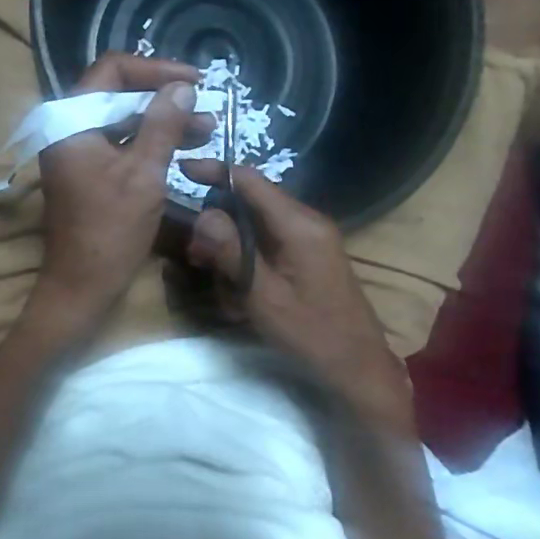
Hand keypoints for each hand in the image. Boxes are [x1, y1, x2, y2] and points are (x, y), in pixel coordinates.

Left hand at [35, 53, 208, 313]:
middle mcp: (67, 128)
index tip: (195, 80)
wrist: (82, 283)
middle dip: (163, 99)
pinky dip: (148, 143)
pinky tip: (183, 148)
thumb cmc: (111, 229)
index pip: (112, 70)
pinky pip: (119, 143)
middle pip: (117, 94)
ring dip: (161, 122)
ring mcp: (76, 150)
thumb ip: (163, 124)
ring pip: (122, 120)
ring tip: (206, 130)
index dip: (155, 69)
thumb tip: (182, 86)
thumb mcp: (144, 173)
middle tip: (205, 110)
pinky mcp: (86, 170)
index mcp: (71, 121)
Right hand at [182, 161, 409, 419]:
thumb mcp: (263, 296)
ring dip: (230, 251)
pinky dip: (246, 263)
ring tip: (223, 289)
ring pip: (254, 226)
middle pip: (249, 203)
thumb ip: (232, 251)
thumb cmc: (311, 333)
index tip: (181, 171)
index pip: (250, 180)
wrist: (357, 367)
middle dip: (217, 227)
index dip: (215, 171)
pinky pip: (266, 245)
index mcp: (299, 225)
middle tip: (196, 258)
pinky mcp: (307, 255)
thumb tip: (203, 213)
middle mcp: (306, 222)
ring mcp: (309, 238)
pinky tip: (241, 296)